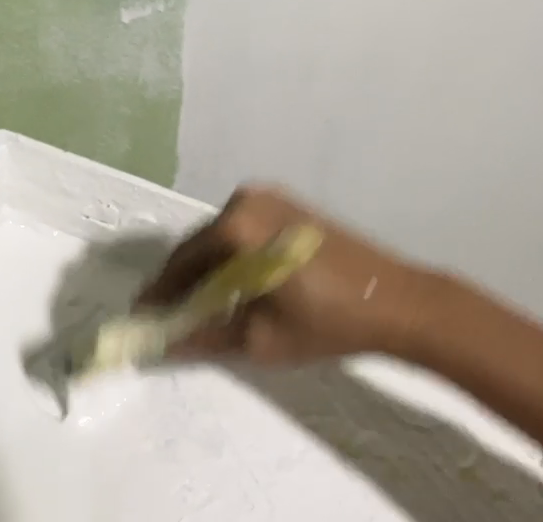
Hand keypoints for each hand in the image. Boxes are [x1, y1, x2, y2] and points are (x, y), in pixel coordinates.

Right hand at [136, 185, 432, 363]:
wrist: (399, 301)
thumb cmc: (328, 322)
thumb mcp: (261, 338)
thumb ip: (205, 337)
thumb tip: (164, 345)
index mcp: (235, 226)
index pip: (182, 261)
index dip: (161, 291)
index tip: (143, 314)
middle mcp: (245, 200)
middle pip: (200, 245)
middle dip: (183, 279)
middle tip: (169, 312)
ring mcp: (269, 196)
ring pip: (221, 237)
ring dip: (208, 267)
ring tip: (199, 303)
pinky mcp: (289, 203)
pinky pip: (244, 229)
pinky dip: (232, 255)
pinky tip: (234, 283)